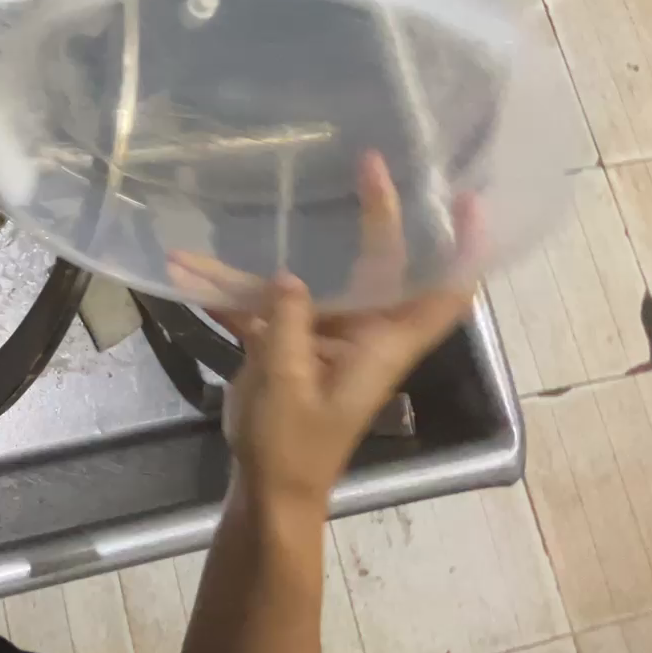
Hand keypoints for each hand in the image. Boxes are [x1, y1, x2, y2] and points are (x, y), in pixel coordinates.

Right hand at [209, 151, 484, 511]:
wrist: (269, 486)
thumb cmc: (292, 443)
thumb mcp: (287, 384)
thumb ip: (288, 325)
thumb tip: (287, 275)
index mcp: (380, 346)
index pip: (440, 293)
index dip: (462, 249)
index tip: (467, 201)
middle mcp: (359, 334)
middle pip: (373, 268)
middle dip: (371, 217)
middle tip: (365, 166)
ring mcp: (319, 338)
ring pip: (295, 287)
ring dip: (245, 270)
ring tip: (195, 250)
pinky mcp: (284, 346)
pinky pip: (258, 310)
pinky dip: (225, 296)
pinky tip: (184, 278)